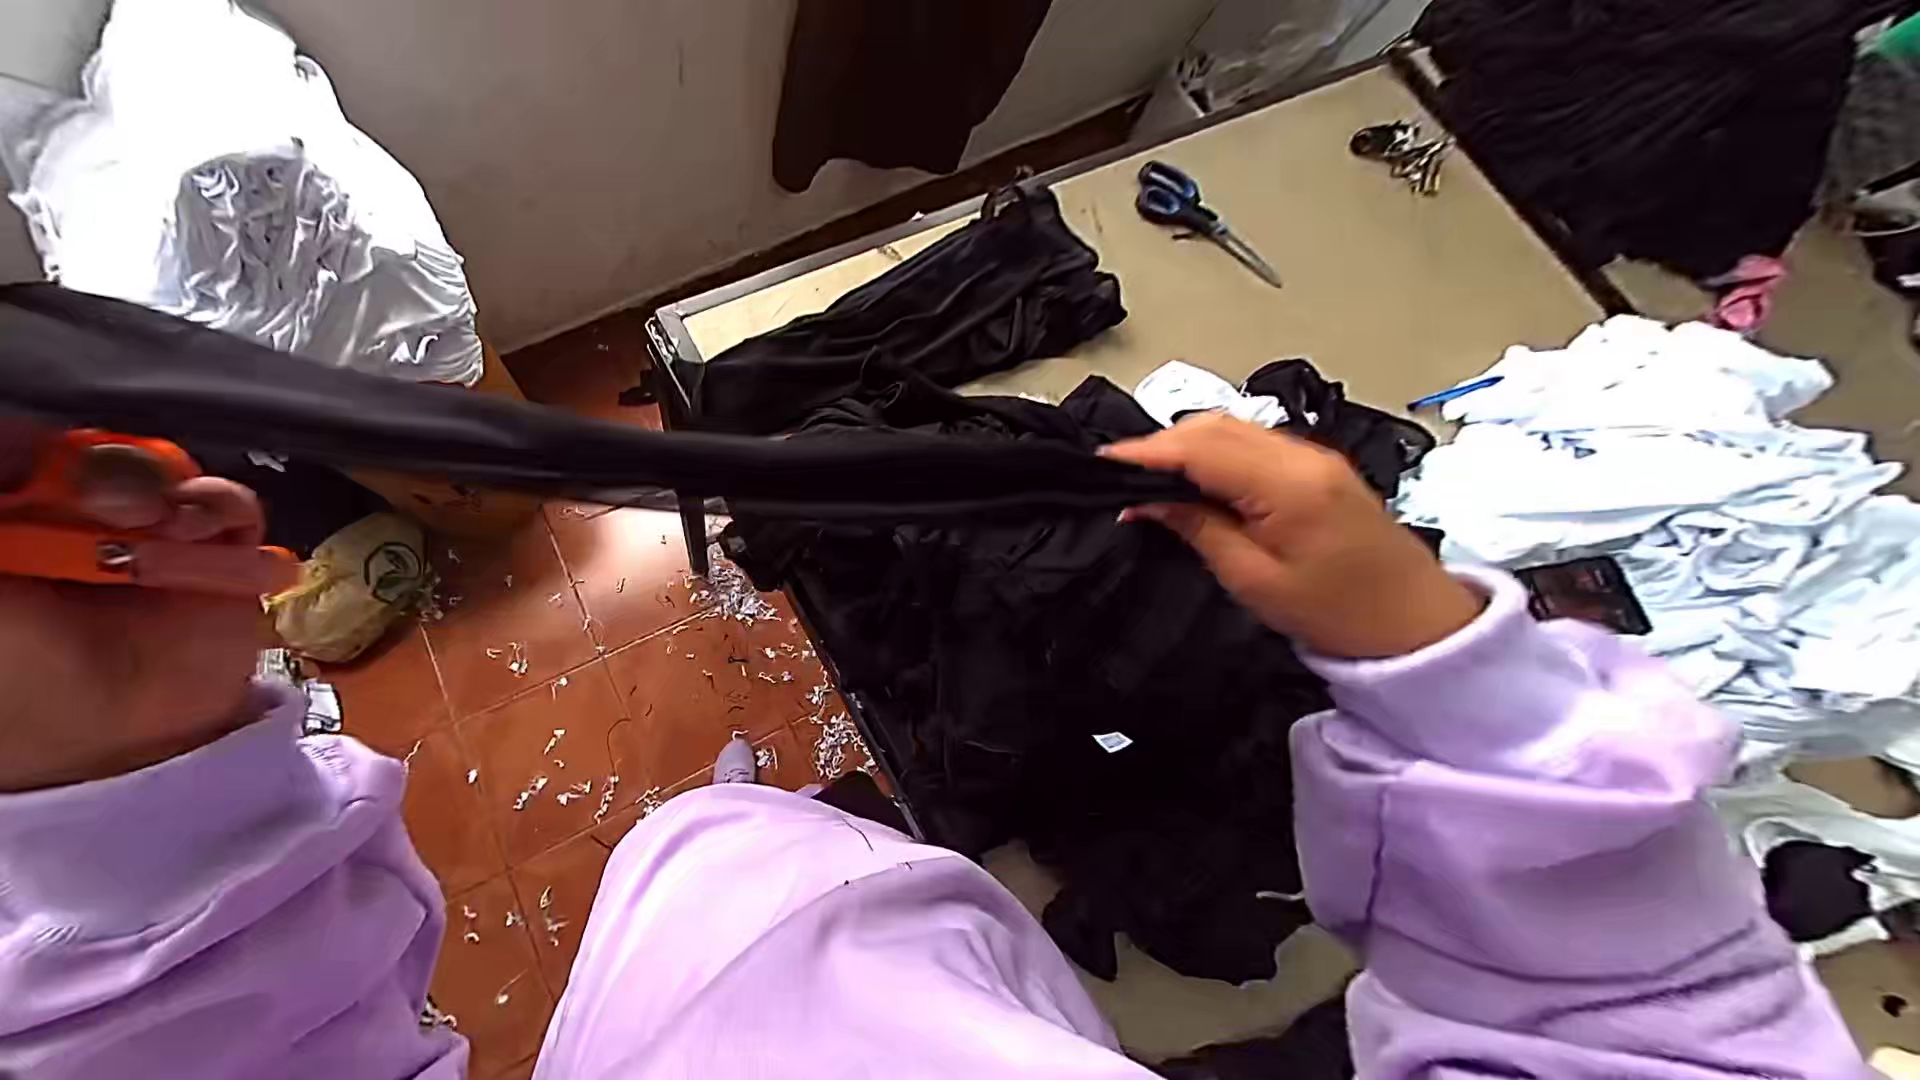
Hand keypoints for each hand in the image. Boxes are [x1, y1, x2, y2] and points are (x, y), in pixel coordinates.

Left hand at [0, 422, 274, 792]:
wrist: (122, 731)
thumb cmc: (15, 671)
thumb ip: (4, 525)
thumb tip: (23, 440)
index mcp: (3, 524)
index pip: (17, 451)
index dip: (30, 441)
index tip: (40, 455)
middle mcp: (66, 517)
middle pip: (92, 451)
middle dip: (108, 466)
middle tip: (113, 503)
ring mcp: (148, 532)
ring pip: (167, 471)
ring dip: (173, 493)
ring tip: (174, 529)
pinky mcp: (218, 550)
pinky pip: (232, 506)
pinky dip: (227, 517)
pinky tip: (213, 543)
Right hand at [1103, 414, 1483, 658]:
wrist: (1414, 623)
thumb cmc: (1333, 613)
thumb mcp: (1252, 578)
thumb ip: (1196, 527)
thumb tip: (1145, 499)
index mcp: (1289, 485)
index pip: (1201, 448)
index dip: (1146, 452)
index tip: (1102, 465)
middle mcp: (1301, 454)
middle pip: (1214, 425)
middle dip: (1159, 443)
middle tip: (1118, 475)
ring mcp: (1311, 454)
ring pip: (1230, 427)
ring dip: (1183, 444)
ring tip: (1146, 475)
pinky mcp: (1314, 464)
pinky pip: (1249, 441)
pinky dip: (1210, 450)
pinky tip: (1191, 474)